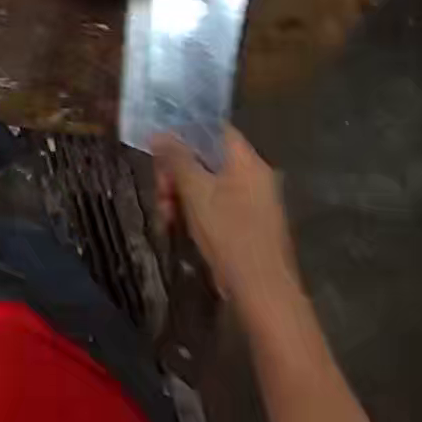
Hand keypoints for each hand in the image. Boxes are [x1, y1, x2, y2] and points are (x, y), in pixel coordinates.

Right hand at [153, 128, 302, 310]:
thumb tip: (159, 134)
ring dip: (180, 192)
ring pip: (206, 181)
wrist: (262, 292)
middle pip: (206, 157)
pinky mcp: (248, 222)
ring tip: (166, 213)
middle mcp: (254, 176)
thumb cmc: (229, 233)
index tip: (158, 143)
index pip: (214, 129)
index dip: (185, 130)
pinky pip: (215, 201)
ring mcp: (253, 200)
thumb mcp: (194, 191)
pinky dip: (194, 208)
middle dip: (176, 170)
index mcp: (247, 162)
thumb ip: (176, 158)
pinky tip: (177, 224)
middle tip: (160, 189)